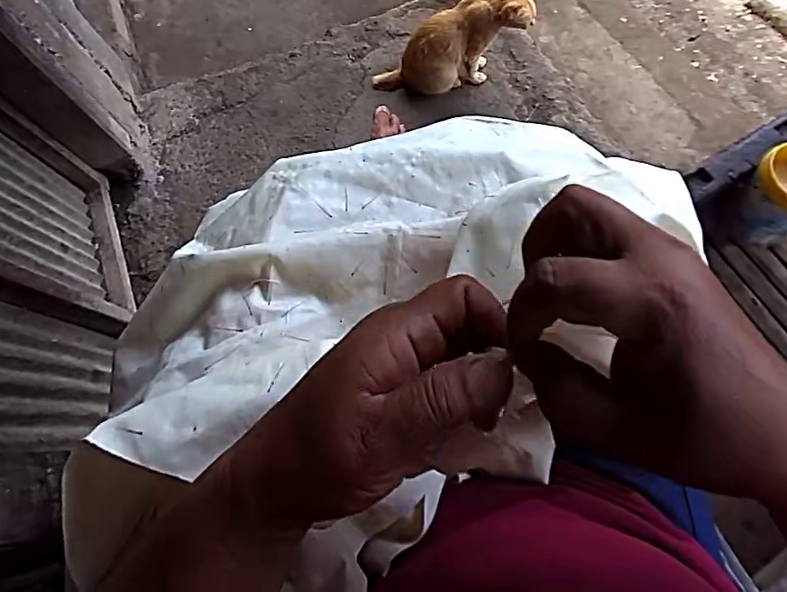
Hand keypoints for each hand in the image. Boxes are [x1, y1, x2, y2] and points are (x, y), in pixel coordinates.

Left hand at [213, 274, 514, 528]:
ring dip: (483, 383)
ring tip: (489, 423)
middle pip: (468, 323)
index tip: (516, 366)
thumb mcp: (383, 432)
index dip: (496, 320)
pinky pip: (449, 380)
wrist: (270, 492)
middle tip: (506, 404)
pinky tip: (470, 433)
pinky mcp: (403, 390)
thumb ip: (442, 398)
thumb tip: (505, 367)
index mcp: (398, 330)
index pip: (463, 295)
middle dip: (495, 356)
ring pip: (462, 352)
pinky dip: (467, 401)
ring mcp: (404, 363)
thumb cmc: (320, 456)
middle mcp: (406, 337)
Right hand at [507, 184, 786, 497]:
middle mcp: (659, 253)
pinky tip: (590, 297)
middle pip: (574, 204)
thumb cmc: (706, 436)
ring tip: (557, 296)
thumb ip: (556, 389)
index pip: (556, 275)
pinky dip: (587, 246)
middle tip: (534, 297)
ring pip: (594, 207)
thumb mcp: (618, 429)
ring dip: (561, 240)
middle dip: (538, 244)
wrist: (779, 429)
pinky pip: (617, 227)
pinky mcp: (678, 254)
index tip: (521, 346)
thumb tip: (525, 351)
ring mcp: (672, 246)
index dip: (522, 310)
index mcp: (648, 296)